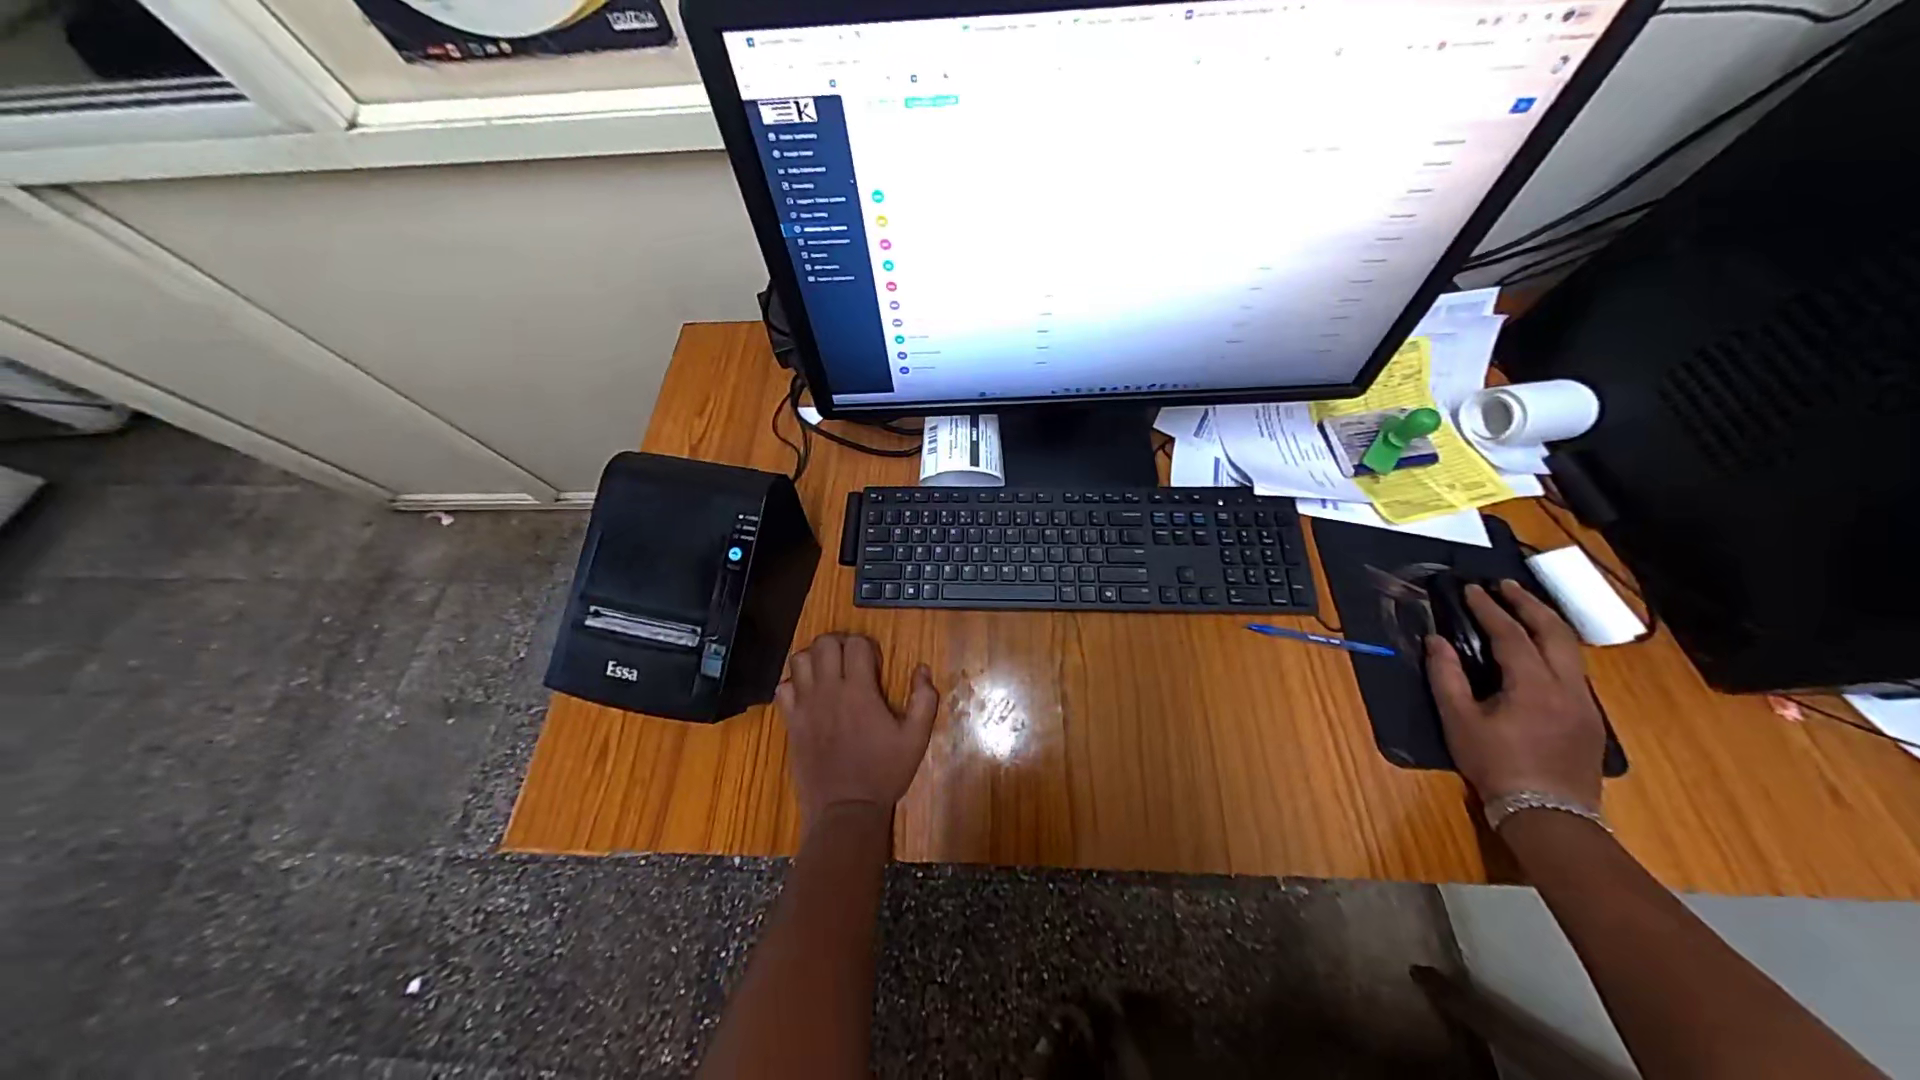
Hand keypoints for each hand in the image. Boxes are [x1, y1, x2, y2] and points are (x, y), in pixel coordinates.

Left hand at [776, 632, 938, 833]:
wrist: (845, 808)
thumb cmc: (884, 772)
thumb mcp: (916, 738)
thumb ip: (924, 700)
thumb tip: (921, 668)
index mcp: (860, 690)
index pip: (856, 643)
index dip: (867, 646)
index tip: (875, 664)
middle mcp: (828, 690)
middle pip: (824, 643)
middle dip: (839, 644)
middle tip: (851, 662)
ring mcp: (805, 706)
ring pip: (799, 659)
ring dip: (814, 659)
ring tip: (828, 673)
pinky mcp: (790, 722)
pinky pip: (782, 688)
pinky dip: (793, 684)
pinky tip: (808, 696)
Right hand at [1426, 580, 1605, 809]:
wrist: (1549, 814)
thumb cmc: (1496, 766)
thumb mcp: (1459, 722)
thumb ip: (1447, 677)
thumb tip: (1437, 641)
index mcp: (1534, 687)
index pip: (1512, 635)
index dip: (1490, 609)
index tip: (1472, 589)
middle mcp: (1568, 687)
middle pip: (1555, 632)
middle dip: (1529, 604)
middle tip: (1506, 585)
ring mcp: (1585, 703)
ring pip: (1572, 650)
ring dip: (1546, 623)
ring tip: (1523, 607)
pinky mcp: (1590, 718)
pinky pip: (1574, 669)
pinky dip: (1555, 647)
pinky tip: (1539, 649)